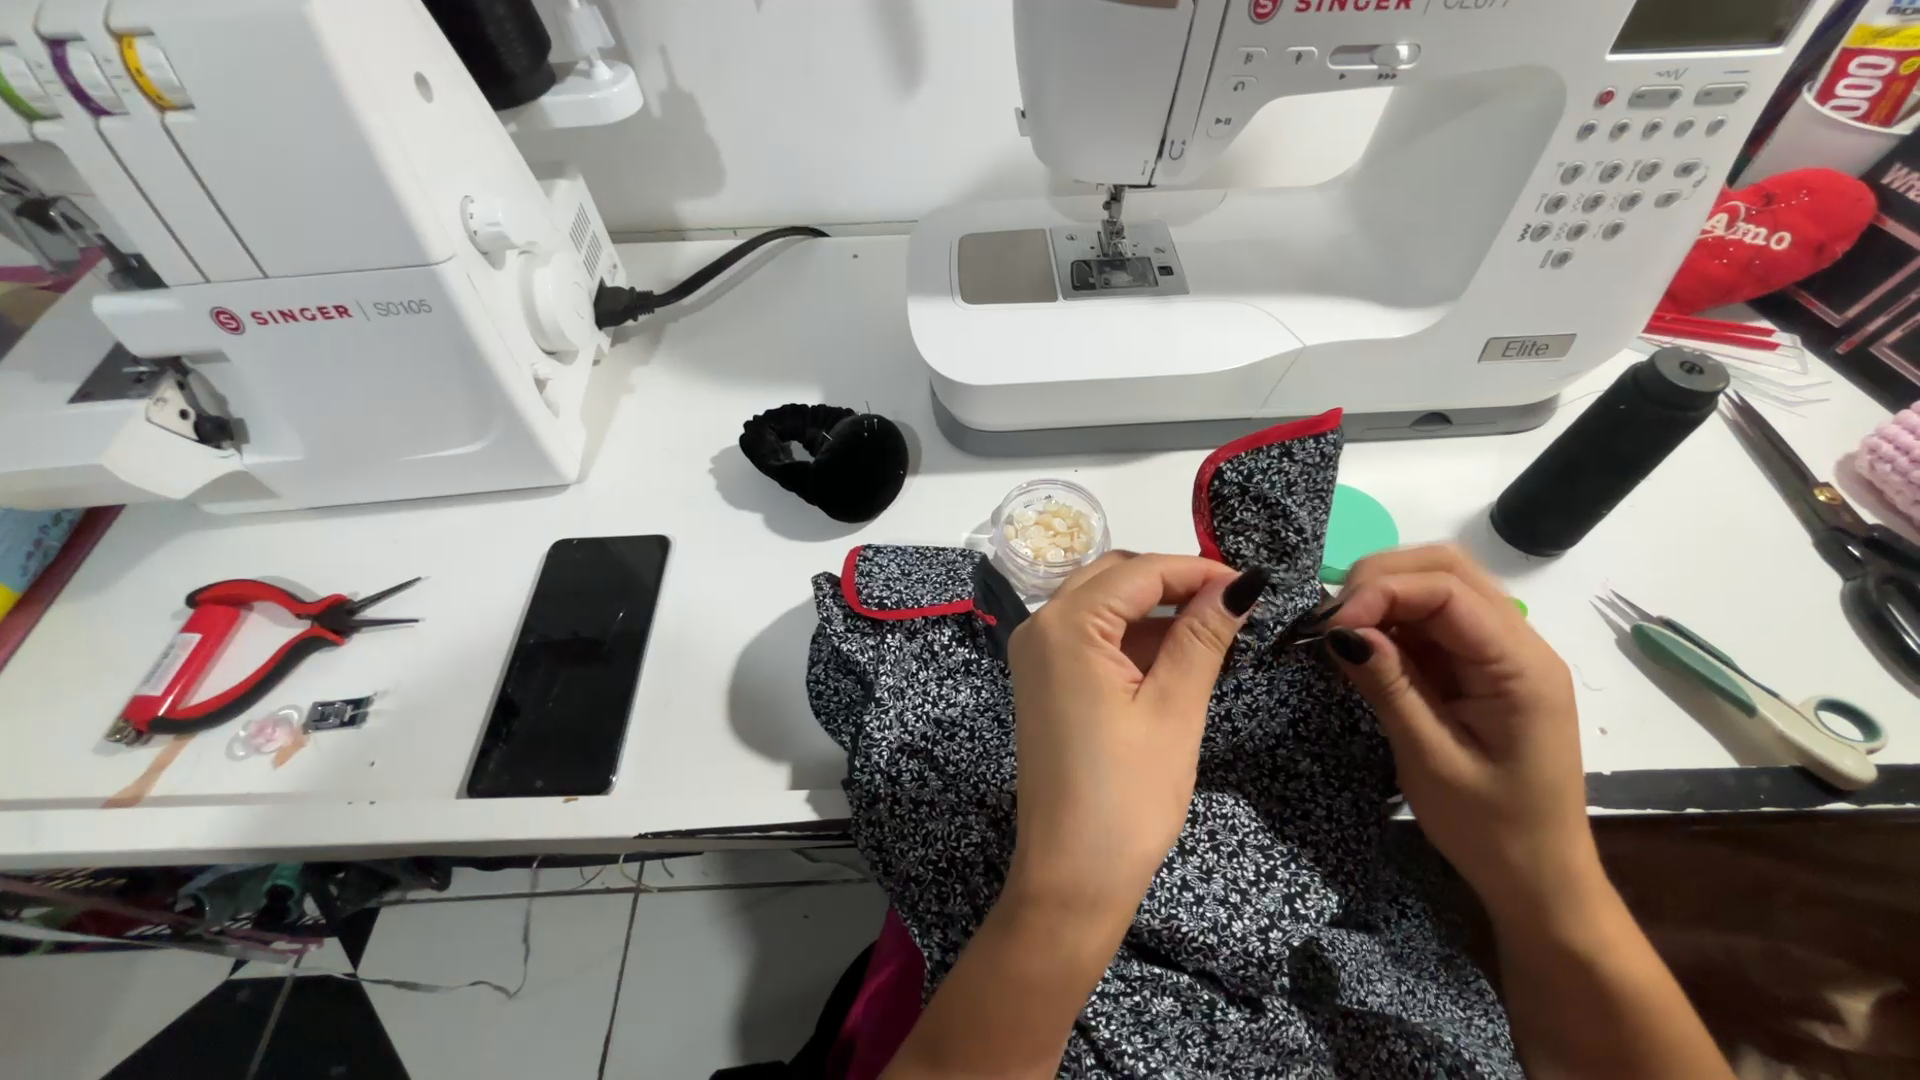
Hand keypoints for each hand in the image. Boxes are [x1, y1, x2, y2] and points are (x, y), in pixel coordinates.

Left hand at [1004, 553, 1263, 926]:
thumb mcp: (1174, 709)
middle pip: (1115, 578)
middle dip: (1174, 585)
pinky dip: (1133, 639)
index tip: (1254, 584)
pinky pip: (1091, 639)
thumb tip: (1242, 583)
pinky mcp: (1044, 682)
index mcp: (1065, 624)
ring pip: (1103, 606)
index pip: (1140, 571)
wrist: (1071, 875)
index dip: (1198, 570)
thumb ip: (1203, 637)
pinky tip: (1177, 657)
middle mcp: (1039, 627)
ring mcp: (1037, 656)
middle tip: (1233, 607)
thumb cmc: (1126, 795)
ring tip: (1215, 634)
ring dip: (1155, 611)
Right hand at [1319, 545, 1602, 926]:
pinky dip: (1391, 620)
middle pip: (1446, 569)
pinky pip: (1433, 619)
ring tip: (1342, 632)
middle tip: (1332, 622)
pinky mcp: (1479, 666)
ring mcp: (1500, 652)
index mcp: (1521, 666)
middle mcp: (1519, 644)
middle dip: (1380, 579)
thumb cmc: (1490, 829)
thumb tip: (1340, 629)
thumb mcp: (1429, 759)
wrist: (1538, 878)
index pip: (1448, 589)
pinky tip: (1364, 645)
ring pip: (1437, 585)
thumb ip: (1389, 686)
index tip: (1331, 626)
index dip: (1381, 591)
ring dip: (1383, 595)